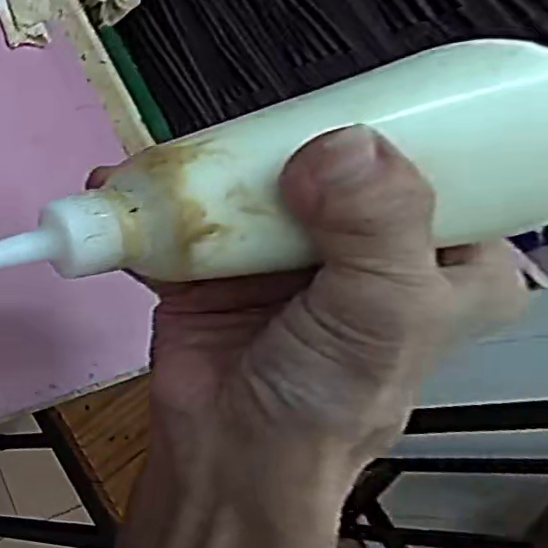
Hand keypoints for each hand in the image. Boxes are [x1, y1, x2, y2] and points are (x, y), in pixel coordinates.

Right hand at [37, 126, 527, 547]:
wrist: (227, 447)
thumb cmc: (327, 389)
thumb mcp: (379, 308)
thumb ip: (373, 225)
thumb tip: (334, 141)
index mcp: (432, 259)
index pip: (428, 177)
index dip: (392, 135)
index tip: (342, 100)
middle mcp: (347, 254)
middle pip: (312, 179)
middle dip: (266, 149)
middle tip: (228, 127)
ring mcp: (265, 266)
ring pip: (235, 201)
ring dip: (193, 177)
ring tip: (150, 159)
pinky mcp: (198, 280)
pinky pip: (174, 233)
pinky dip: (142, 212)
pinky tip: (115, 190)